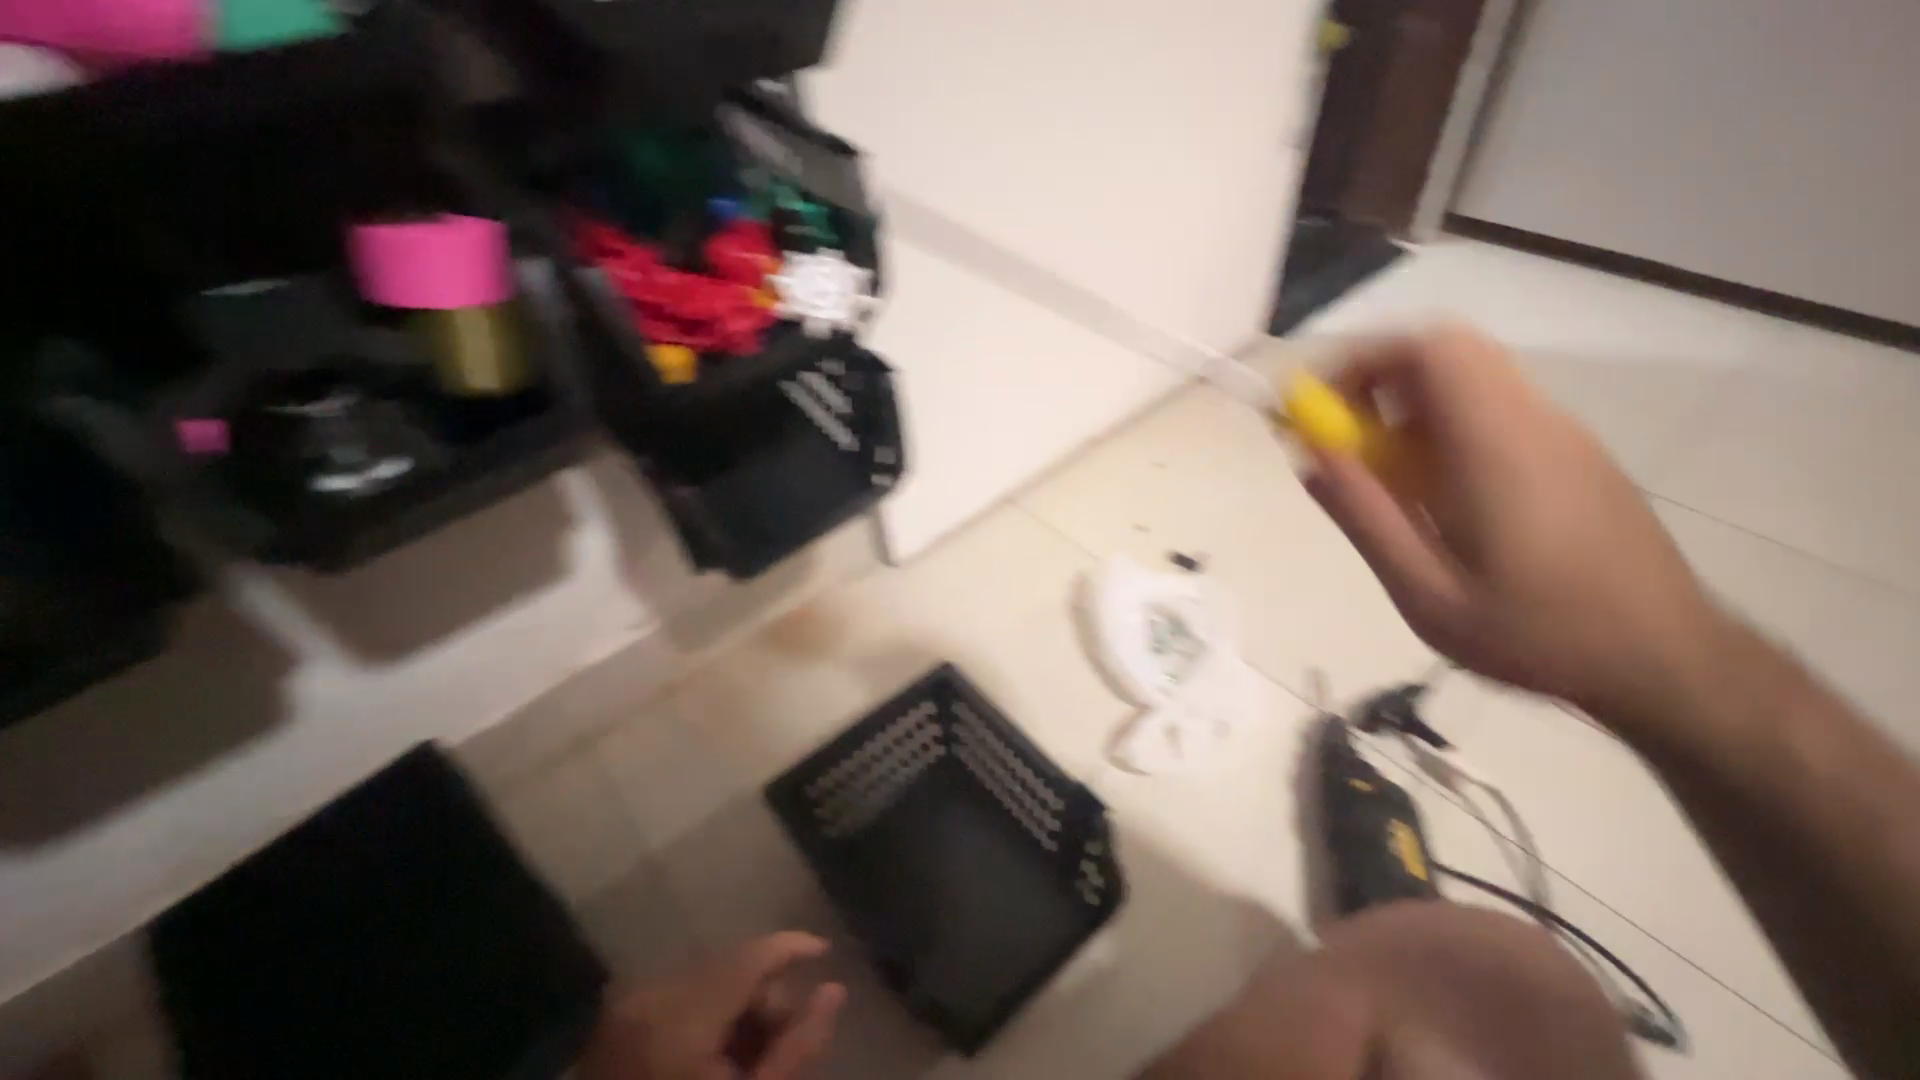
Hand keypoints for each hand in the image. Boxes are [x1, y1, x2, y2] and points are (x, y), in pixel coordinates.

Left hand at [578, 932, 846, 1079]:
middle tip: (784, 1042)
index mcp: (680, 1015)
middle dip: (764, 1000)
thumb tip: (834, 991)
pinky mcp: (614, 1022)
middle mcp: (649, 995)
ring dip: (737, 1010)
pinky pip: (677, 999)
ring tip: (749, 1057)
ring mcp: (625, 1007)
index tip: (826, 950)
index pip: (749, 957)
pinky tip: (718, 1056)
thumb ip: (797, 1046)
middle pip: (729, 971)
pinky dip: (706, 1019)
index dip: (791, 947)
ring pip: (706, 983)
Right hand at [1302, 325, 1729, 728]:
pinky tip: (1440, 497)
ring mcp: (1562, 433)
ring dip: (1411, 406)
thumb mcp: (1427, 595)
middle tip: (1345, 439)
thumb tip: (1311, 460)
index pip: (1427, 351)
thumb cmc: (1538, 634)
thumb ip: (1366, 520)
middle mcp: (1533, 421)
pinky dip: (1446, 426)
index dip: (1359, 363)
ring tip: (1386, 477)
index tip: (1317, 411)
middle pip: (1447, 352)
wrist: (1668, 660)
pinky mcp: (1575, 454)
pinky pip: (1495, 409)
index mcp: (1495, 446)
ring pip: (1471, 379)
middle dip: (1378, 380)